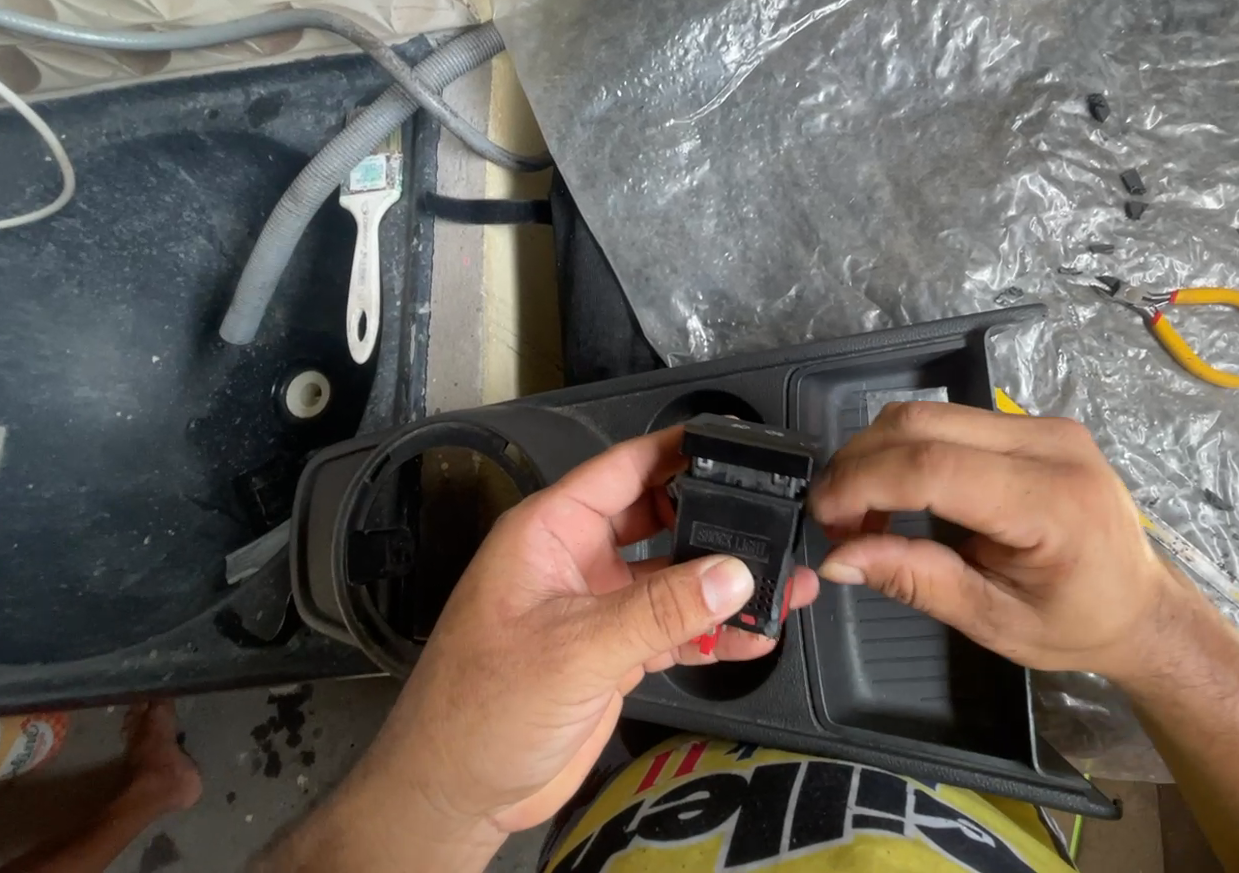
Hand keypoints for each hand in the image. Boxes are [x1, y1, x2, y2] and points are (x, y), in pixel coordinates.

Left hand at [329, 428, 819, 858]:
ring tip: (784, 584)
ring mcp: (599, 604)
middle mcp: (578, 557)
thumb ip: (660, 611)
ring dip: (723, 584)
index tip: (735, 442)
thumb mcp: (575, 650)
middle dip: (715, 521)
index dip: (678, 449)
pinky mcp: (615, 649)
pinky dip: (712, 632)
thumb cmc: (482, 708)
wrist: (454, 796)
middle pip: (660, 518)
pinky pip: (674, 627)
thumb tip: (734, 575)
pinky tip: (753, 636)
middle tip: (775, 519)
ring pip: (674, 577)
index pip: (624, 468)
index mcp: (552, 530)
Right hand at [808, 401, 1171, 678]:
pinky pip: (948, 419)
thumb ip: (916, 580)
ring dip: (877, 454)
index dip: (864, 483)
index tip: (822, 516)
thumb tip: (836, 559)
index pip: (935, 468)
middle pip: (922, 423)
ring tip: (863, 511)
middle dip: (859, 463)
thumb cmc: (1077, 625)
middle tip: (835, 517)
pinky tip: (898, 491)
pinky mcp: (1030, 421)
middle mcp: (1050, 444)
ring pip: (928, 413)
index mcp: (1052, 502)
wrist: (1142, 604)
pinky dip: (905, 450)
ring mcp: (1042, 424)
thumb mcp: (994, 620)